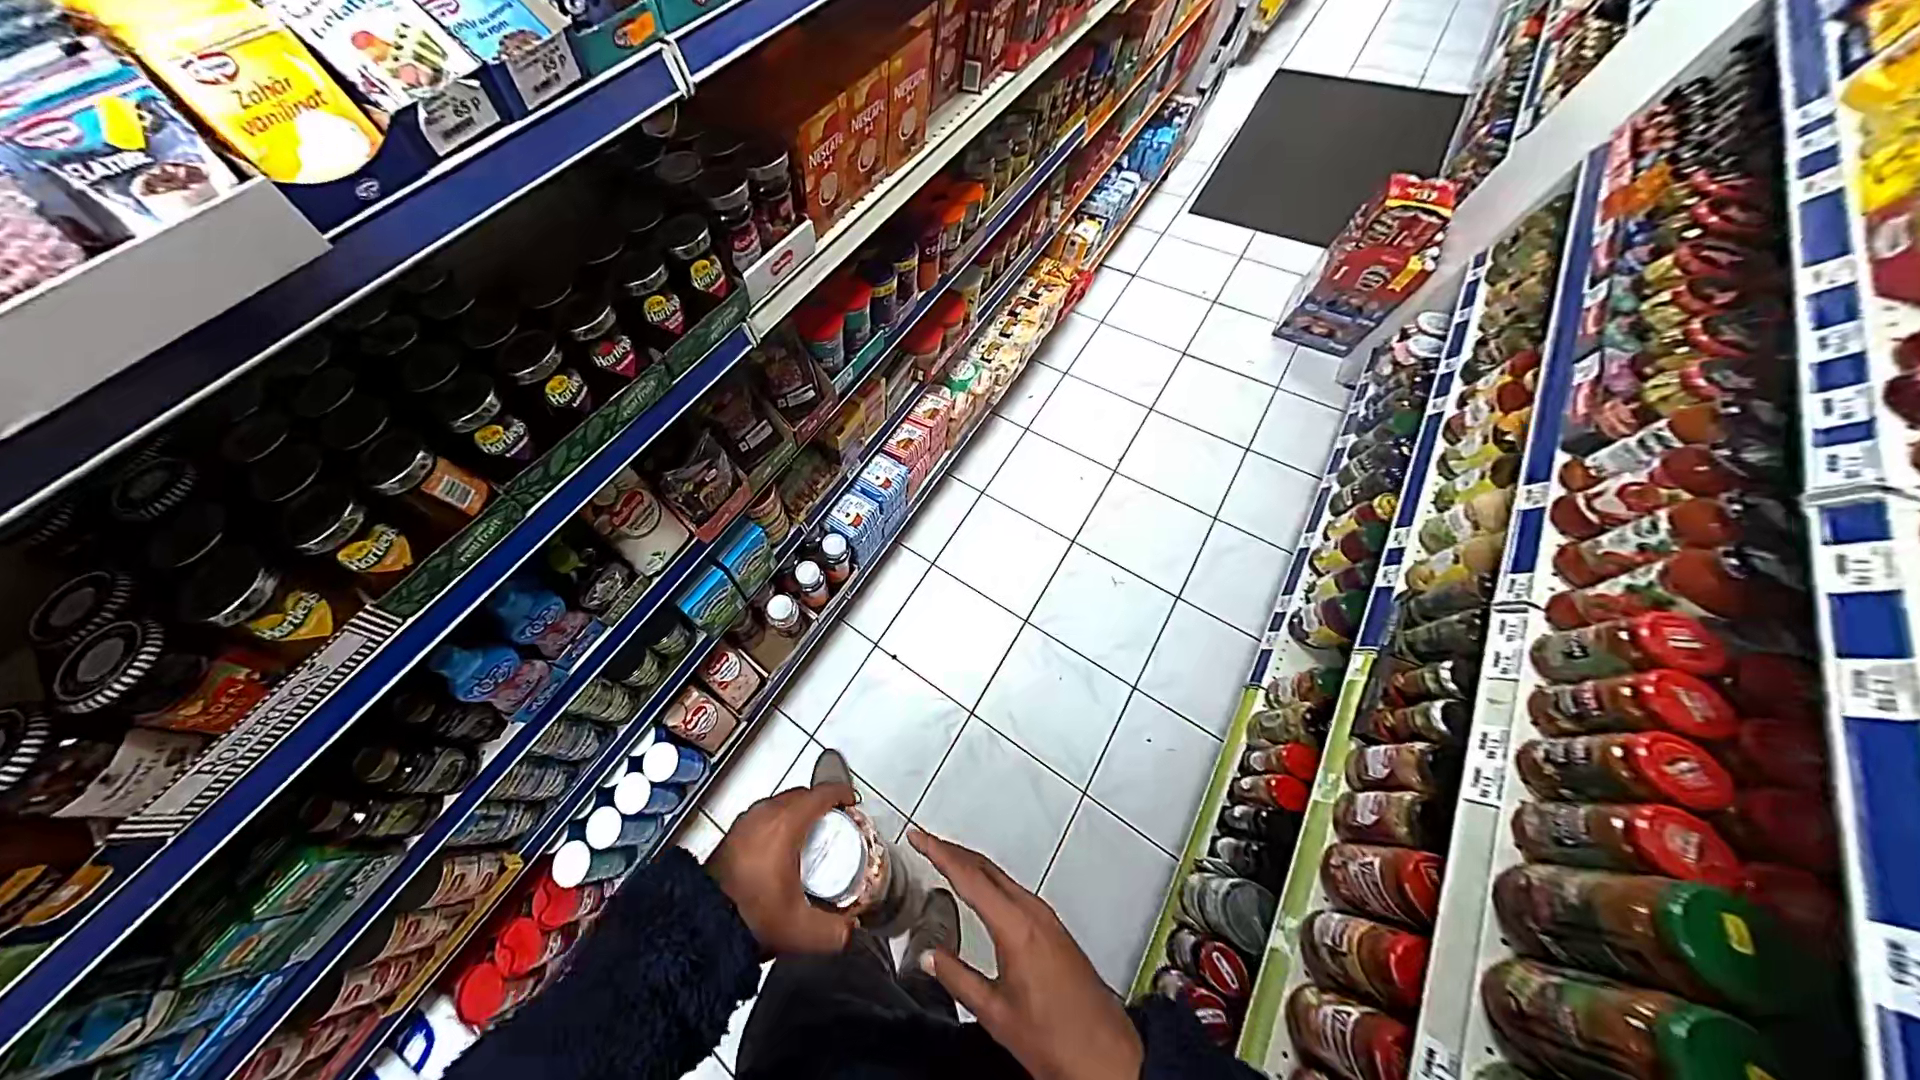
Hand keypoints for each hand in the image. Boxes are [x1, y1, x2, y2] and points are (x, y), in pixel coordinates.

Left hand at [707, 783, 857, 955]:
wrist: (697, 929)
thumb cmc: (745, 919)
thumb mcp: (801, 930)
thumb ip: (835, 932)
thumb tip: (850, 930)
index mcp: (785, 825)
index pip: (821, 793)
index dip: (841, 794)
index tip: (851, 803)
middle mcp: (764, 815)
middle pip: (802, 794)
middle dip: (822, 803)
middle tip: (836, 822)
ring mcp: (745, 823)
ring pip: (780, 802)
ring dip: (799, 811)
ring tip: (810, 835)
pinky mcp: (732, 834)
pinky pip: (764, 815)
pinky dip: (779, 821)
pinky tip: (782, 848)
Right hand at [907, 829, 1143, 1079]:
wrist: (1107, 1056)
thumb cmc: (1058, 1038)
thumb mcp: (995, 1012)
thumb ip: (958, 978)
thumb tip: (931, 956)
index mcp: (1016, 926)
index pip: (969, 876)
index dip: (939, 852)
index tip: (918, 837)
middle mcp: (1033, 912)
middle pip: (985, 867)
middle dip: (952, 849)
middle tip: (924, 841)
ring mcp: (1046, 917)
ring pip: (1000, 876)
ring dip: (971, 863)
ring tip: (944, 859)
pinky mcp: (1052, 927)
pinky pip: (1014, 890)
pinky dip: (989, 880)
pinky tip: (979, 889)